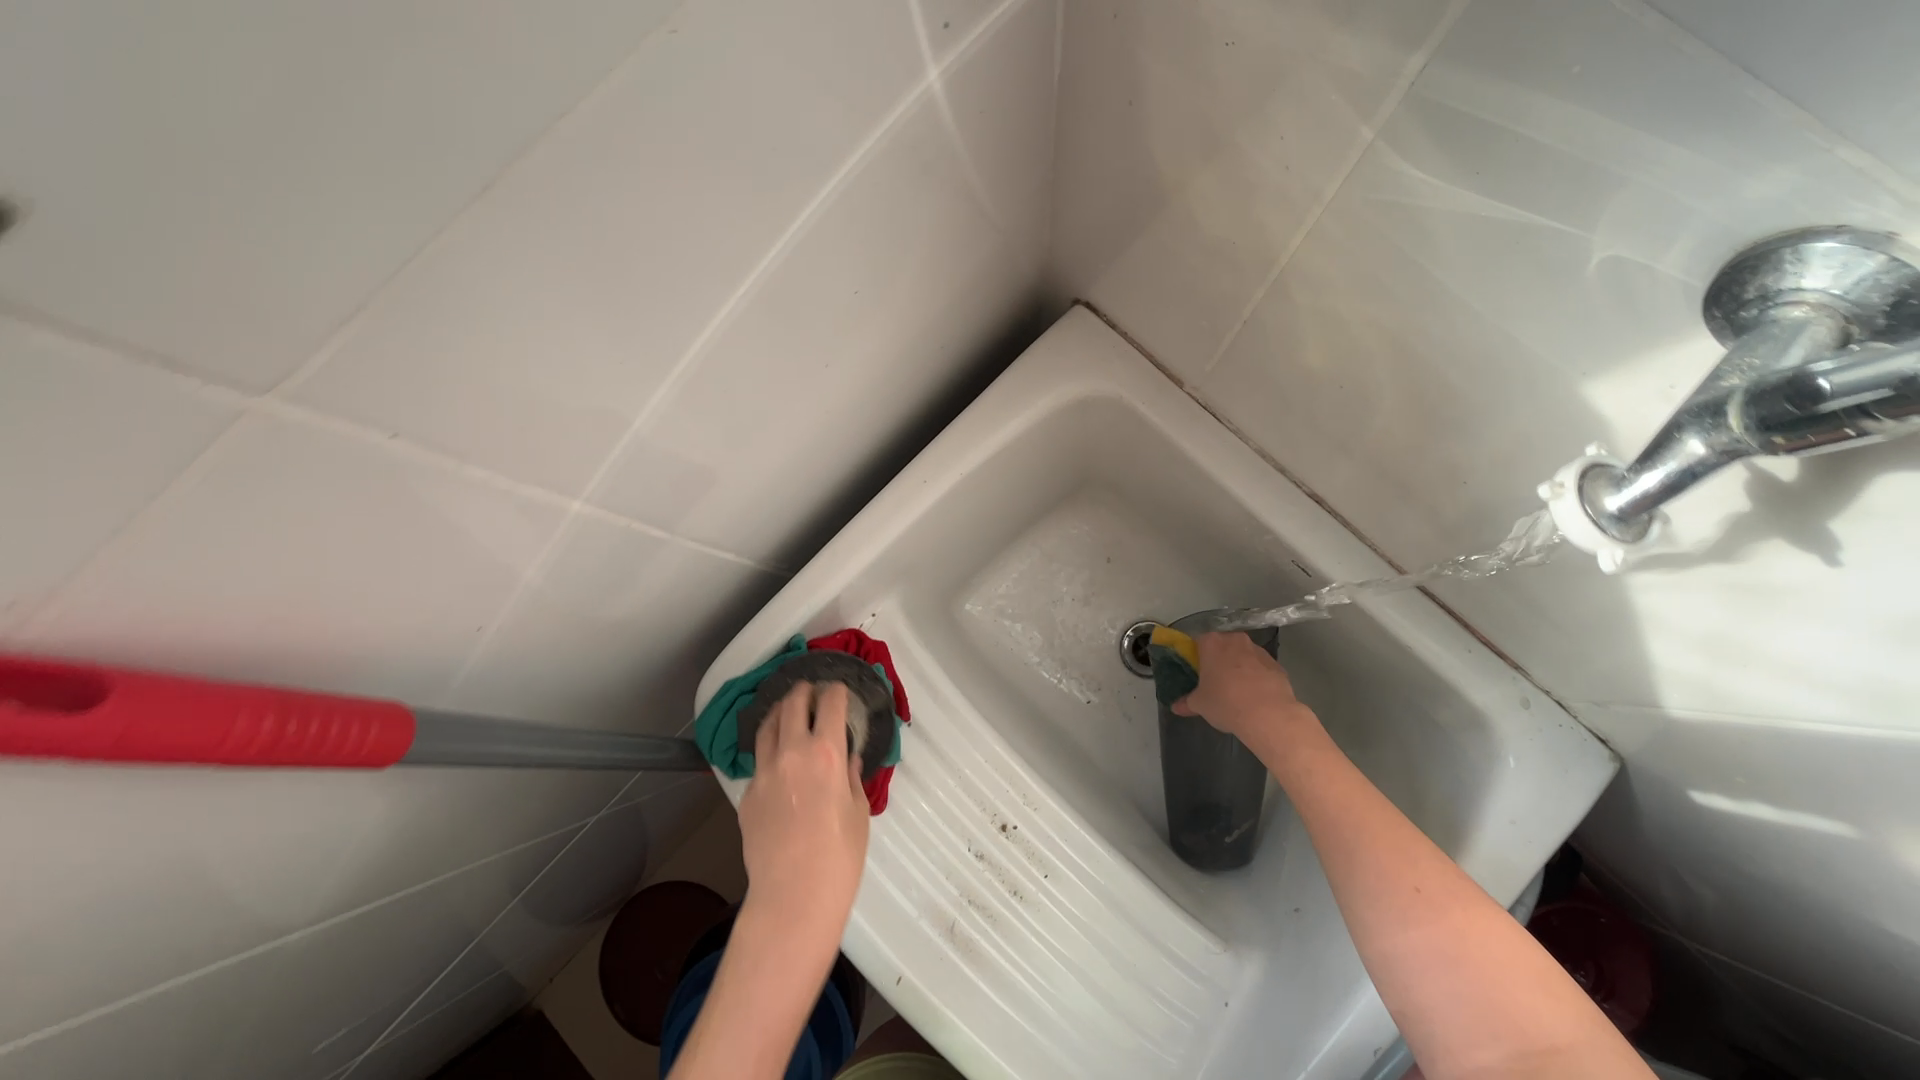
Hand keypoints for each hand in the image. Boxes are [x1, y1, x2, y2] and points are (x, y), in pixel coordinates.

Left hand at [738, 681, 870, 928]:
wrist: (793, 896)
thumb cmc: (839, 858)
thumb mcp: (858, 813)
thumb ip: (851, 777)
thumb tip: (847, 759)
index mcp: (826, 754)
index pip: (829, 704)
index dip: (836, 691)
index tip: (839, 690)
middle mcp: (791, 753)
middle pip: (792, 704)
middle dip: (803, 692)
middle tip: (810, 690)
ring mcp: (764, 773)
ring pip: (767, 726)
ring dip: (780, 712)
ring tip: (788, 710)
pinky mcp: (747, 794)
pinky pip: (759, 761)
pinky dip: (770, 749)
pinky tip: (778, 759)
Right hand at [1172, 632, 1318, 752]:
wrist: (1268, 714)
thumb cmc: (1226, 703)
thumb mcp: (1200, 705)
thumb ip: (1187, 702)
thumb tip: (1177, 707)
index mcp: (1212, 643)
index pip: (1198, 642)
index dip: (1196, 657)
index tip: (1196, 673)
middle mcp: (1235, 640)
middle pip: (1222, 646)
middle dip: (1218, 661)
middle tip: (1214, 682)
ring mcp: (1259, 650)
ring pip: (1243, 656)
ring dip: (1239, 668)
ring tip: (1236, 692)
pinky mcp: (1277, 664)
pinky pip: (1260, 668)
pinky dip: (1256, 677)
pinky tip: (1254, 697)